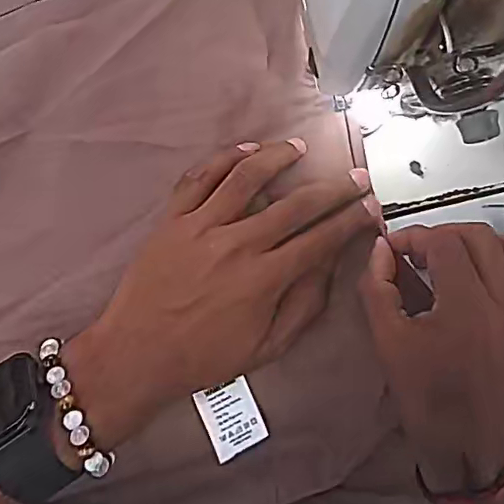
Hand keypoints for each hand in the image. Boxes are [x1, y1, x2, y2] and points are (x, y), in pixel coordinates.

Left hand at [66, 140, 381, 447]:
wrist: (135, 354)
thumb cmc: (203, 356)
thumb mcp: (265, 346)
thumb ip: (303, 305)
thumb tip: (329, 265)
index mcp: (263, 279)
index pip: (321, 239)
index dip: (351, 220)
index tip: (368, 207)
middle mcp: (237, 245)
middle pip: (296, 204)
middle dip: (333, 188)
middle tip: (354, 177)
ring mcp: (201, 227)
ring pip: (247, 177)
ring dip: (278, 157)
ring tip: (298, 147)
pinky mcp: (172, 219)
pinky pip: (200, 178)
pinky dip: (225, 159)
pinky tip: (246, 151)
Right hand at [359, 223, 503, 493]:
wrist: (470, 449)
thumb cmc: (427, 402)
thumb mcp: (387, 343)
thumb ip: (377, 287)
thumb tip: (383, 250)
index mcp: (467, 312)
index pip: (444, 243)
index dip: (414, 237)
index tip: (396, 248)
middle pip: (478, 237)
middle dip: (442, 235)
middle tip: (418, 252)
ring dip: (476, 243)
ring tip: (450, 259)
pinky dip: (500, 264)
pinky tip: (478, 280)